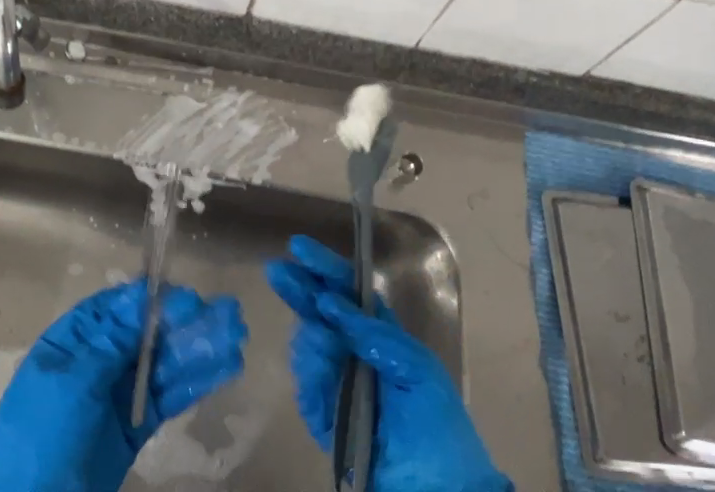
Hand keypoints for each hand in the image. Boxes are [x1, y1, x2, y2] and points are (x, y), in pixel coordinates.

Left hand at [0, 280, 247, 491]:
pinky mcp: (136, 426)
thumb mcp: (72, 381)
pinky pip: (170, 396)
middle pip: (148, 332)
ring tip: (237, 335)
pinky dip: (197, 382)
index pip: (118, 308)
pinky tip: (226, 368)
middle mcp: (99, 361)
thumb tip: (142, 294)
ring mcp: (119, 394)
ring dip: (200, 347)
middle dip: (187, 321)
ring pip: (165, 363)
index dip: (152, 299)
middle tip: (229, 313)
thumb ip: (111, 340)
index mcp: (73, 342)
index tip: (187, 297)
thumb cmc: (40, 434)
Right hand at [267, 236, 512, 491]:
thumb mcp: (416, 369)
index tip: (299, 247)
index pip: (348, 292)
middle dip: (299, 290)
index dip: (325, 267)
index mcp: (379, 333)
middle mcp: (353, 351)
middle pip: (318, 311)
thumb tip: (332, 301)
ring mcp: (336, 382)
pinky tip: (322, 386)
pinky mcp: (324, 415)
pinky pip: (306, 388)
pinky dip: (311, 382)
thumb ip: (375, 334)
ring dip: (312, 343)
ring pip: (307, 346)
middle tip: (278, 273)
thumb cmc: (436, 422)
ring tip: (326, 352)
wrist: (435, 487)